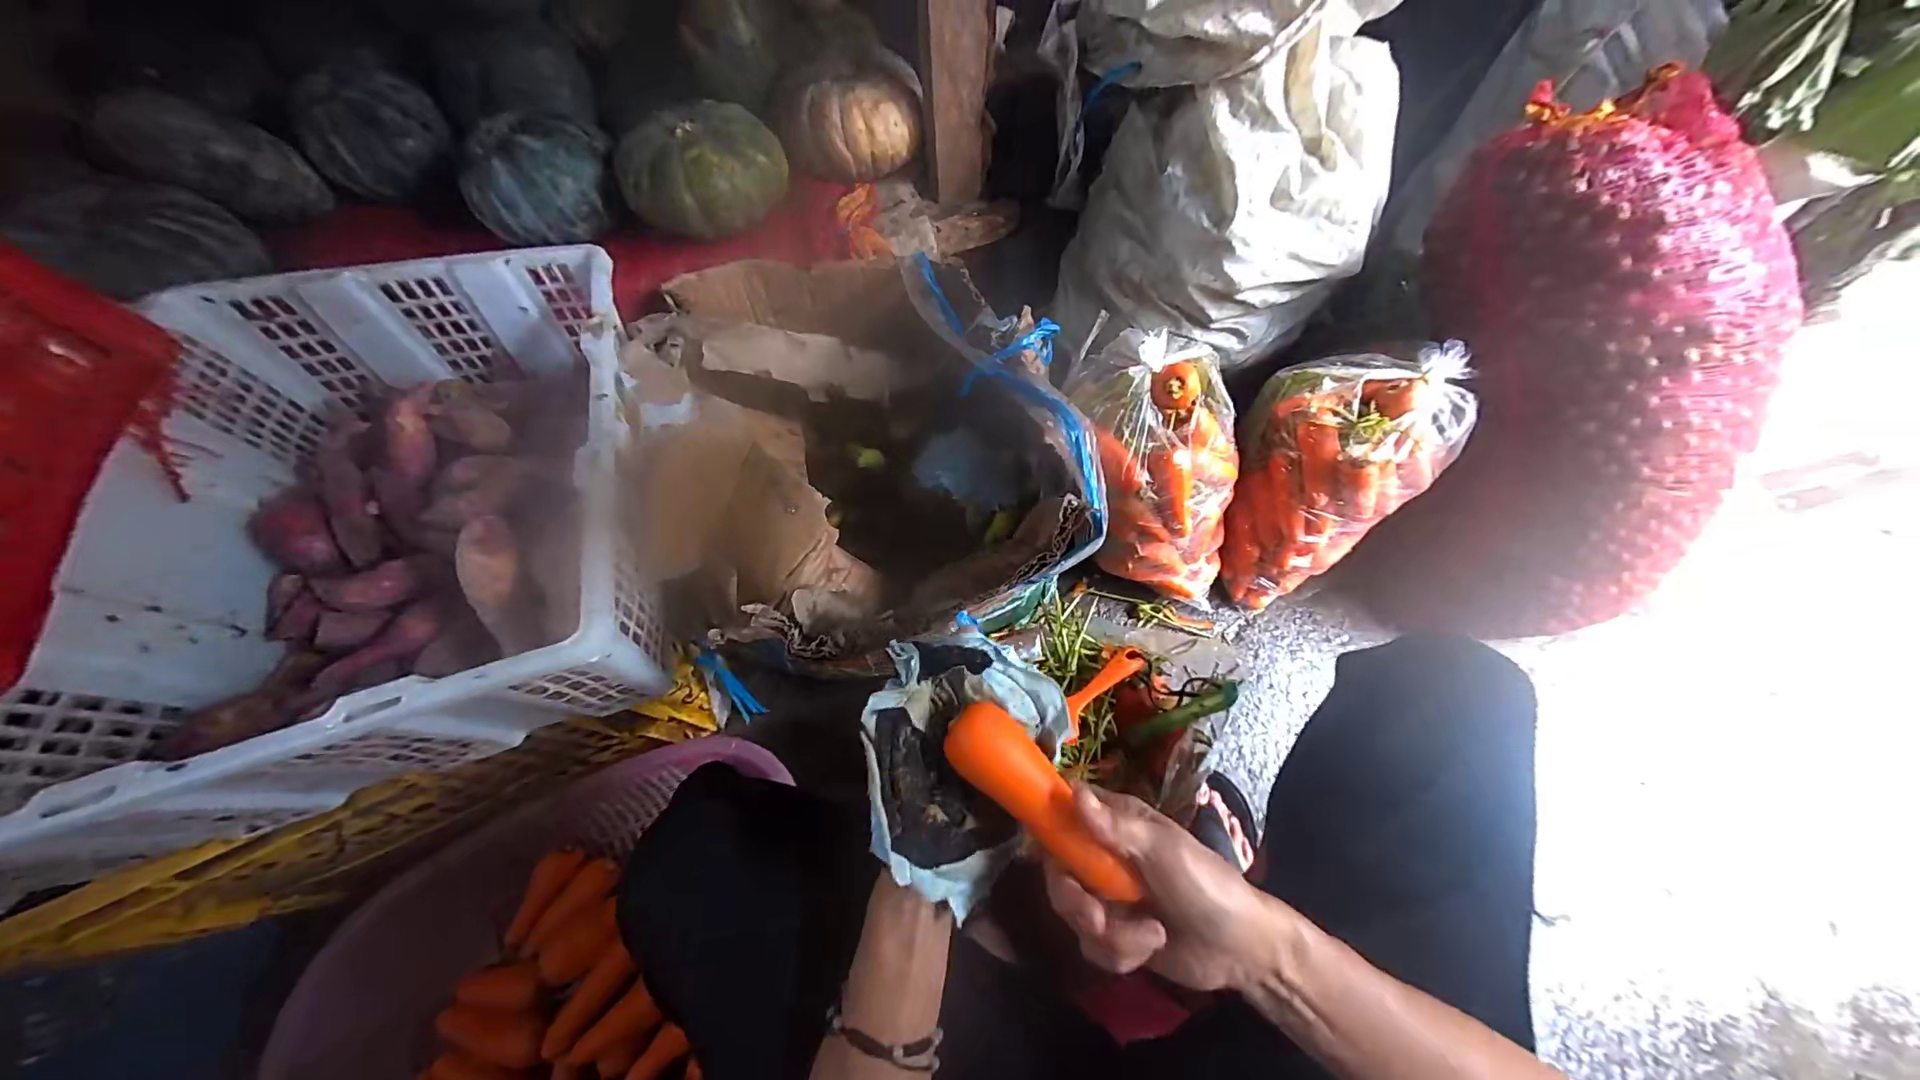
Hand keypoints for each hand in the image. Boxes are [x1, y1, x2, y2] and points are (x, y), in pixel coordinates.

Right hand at [1043, 782, 1281, 991]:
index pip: (1063, 812)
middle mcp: (1102, 855)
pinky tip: (1151, 947)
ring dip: (1110, 935)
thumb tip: (1074, 791)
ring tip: (1150, 936)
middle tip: (1098, 917)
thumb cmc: (1205, 883)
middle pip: (1057, 872)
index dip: (1049, 829)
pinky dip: (1121, 953)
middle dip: (1076, 902)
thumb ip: (1115, 826)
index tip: (1049, 854)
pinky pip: (1092, 945)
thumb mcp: (1162, 850)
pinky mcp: (1114, 933)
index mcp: (1114, 822)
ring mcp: (1107, 896)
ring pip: (1073, 914)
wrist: (1242, 950)